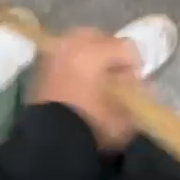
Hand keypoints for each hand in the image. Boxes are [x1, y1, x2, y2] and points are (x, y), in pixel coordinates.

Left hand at [31, 28, 142, 150]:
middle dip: (109, 54)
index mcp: (95, 52)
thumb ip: (137, 100)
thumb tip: (141, 89)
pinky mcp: (38, 69)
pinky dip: (71, 66)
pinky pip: (61, 58)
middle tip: (113, 77)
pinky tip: (76, 85)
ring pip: (77, 43)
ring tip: (94, 80)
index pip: (126, 48)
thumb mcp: (125, 120)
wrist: (49, 142)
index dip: (134, 67)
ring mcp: (52, 55)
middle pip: (99, 37)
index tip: (133, 86)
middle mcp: (72, 45)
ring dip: (89, 56)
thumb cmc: (91, 127)